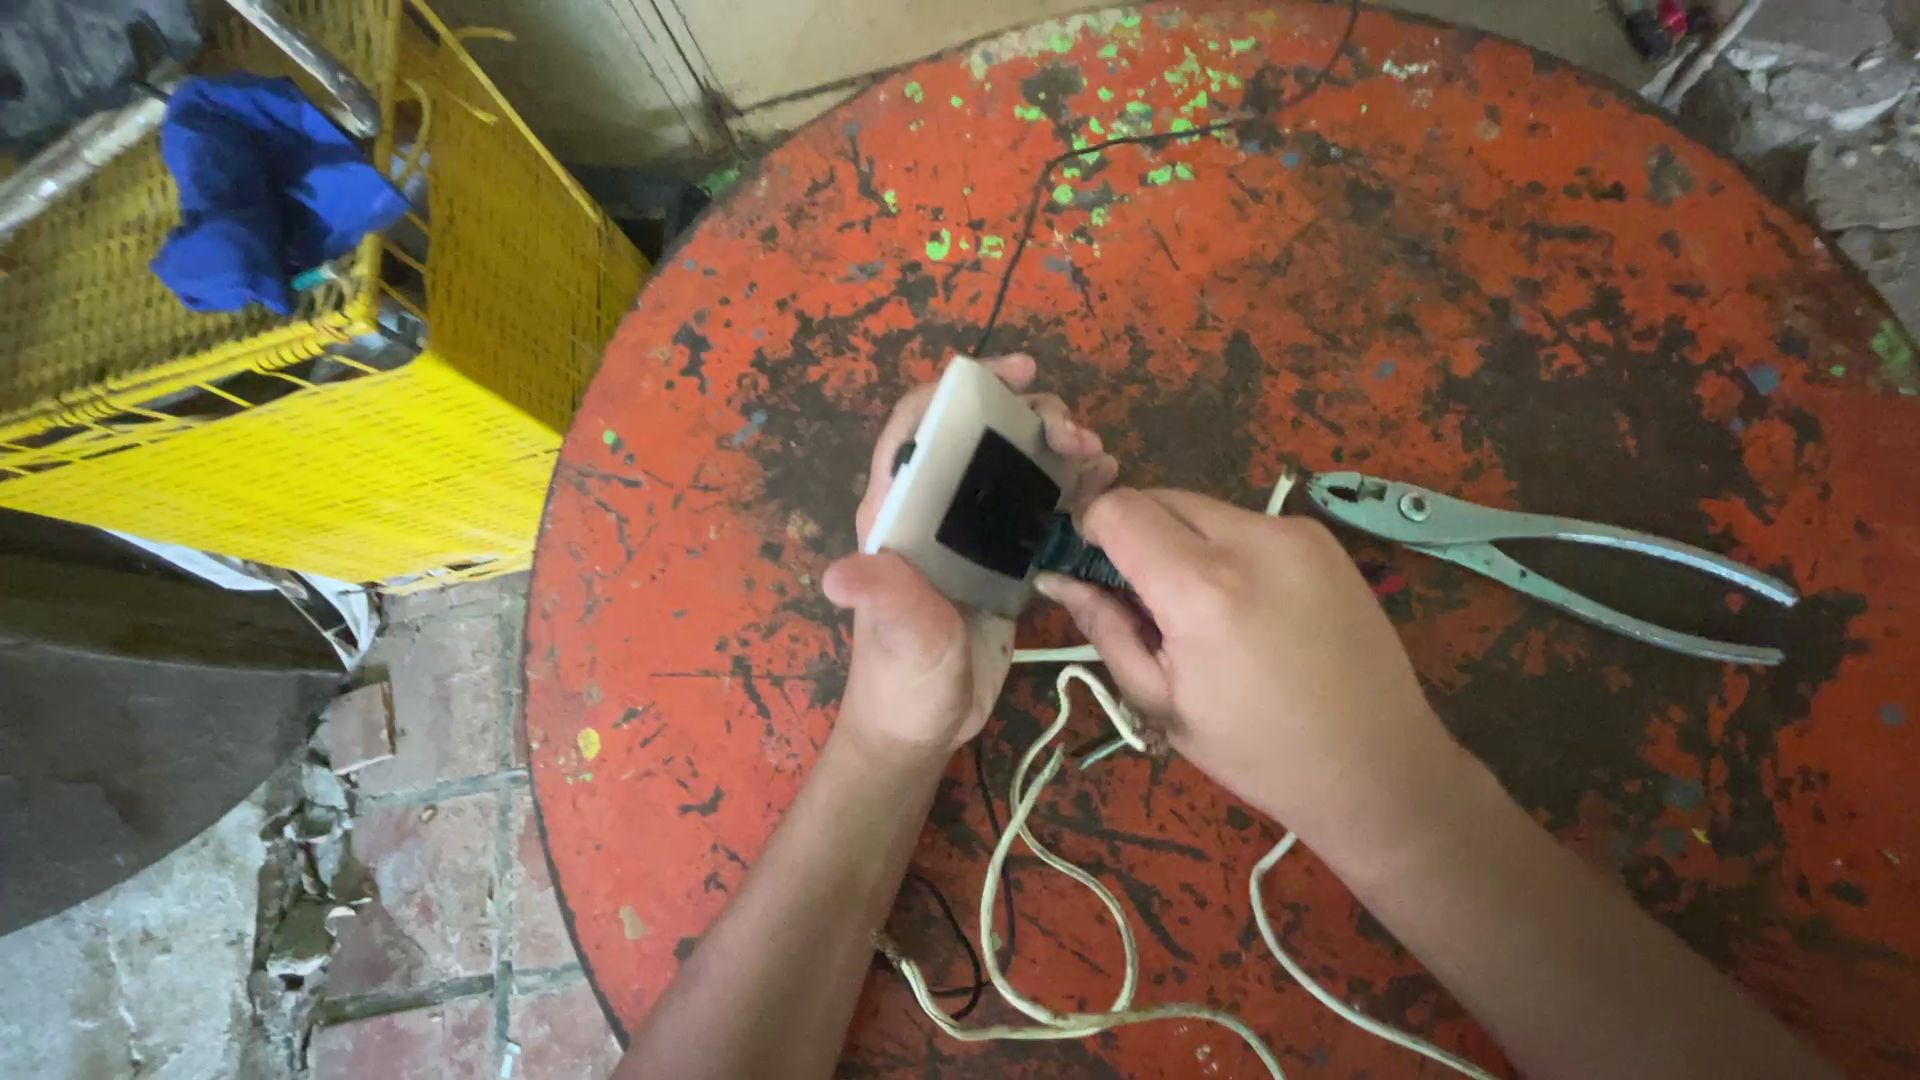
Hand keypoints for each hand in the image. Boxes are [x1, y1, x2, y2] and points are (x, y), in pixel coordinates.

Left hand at [823, 355, 1118, 760]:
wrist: (927, 724)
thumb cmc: (901, 680)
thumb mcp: (897, 639)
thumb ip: (882, 600)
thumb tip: (839, 573)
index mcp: (897, 513)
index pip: (916, 427)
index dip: (957, 390)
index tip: (1013, 376)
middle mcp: (933, 511)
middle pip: (976, 437)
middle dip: (1026, 418)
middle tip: (1073, 433)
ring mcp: (970, 534)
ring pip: (1012, 467)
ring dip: (1055, 448)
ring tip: (1096, 456)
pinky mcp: (1002, 559)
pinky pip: (1036, 508)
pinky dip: (1070, 489)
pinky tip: (1102, 487)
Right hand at [1037, 489, 1473, 854]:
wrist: (1378, 766)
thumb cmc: (1255, 750)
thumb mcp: (1160, 702)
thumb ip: (1104, 628)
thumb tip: (1058, 579)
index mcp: (1201, 589)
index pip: (1118, 509)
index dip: (1090, 529)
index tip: (1089, 566)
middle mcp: (1250, 539)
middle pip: (1158, 497)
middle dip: (1132, 533)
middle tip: (1137, 594)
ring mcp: (1294, 532)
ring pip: (1199, 507)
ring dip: (1176, 539)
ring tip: (1194, 604)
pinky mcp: (1321, 537)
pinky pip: (1243, 522)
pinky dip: (1220, 545)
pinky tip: (1241, 600)